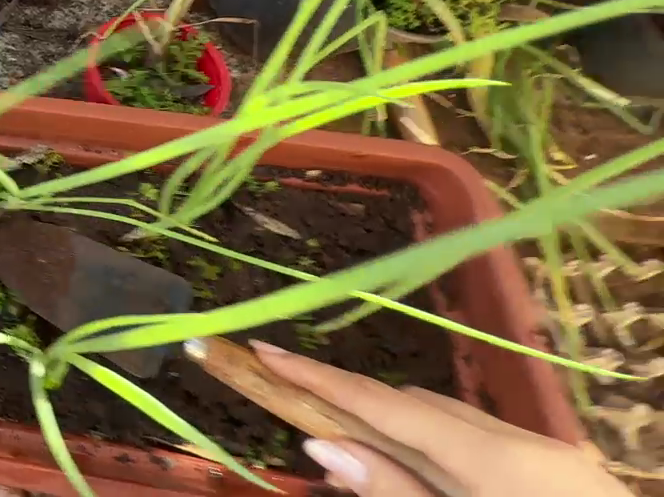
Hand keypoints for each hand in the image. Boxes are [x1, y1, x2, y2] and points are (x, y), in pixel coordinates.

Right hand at [251, 340, 627, 496]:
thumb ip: (392, 491)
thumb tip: (319, 442)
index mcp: (496, 456)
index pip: (381, 401)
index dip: (315, 375)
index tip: (258, 348)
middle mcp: (525, 441)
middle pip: (412, 403)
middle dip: (353, 405)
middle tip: (299, 415)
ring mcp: (556, 456)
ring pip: (447, 419)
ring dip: (395, 428)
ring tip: (360, 457)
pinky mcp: (571, 473)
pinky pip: (483, 441)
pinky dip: (438, 447)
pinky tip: (423, 474)